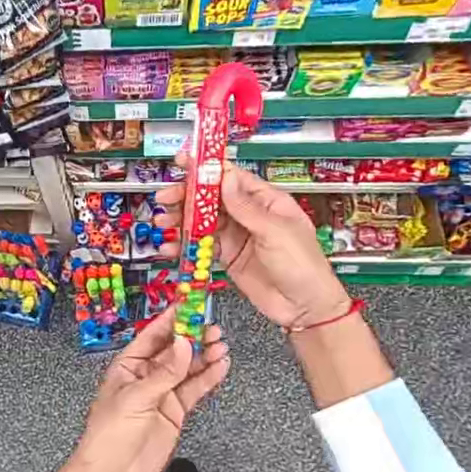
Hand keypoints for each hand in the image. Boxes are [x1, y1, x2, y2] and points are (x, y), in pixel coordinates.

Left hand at [20, 310, 228, 471]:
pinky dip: (209, 377)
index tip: (190, 305)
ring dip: (205, 355)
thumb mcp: (136, 397)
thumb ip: (165, 372)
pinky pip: (194, 388)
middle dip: (193, 337)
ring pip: (188, 368)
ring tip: (222, 344)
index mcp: (128, 365)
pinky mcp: (176, 411)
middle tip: (213, 326)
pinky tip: (221, 365)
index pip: (152, 335)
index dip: (171, 320)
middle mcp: (146, 375)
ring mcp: (162, 392)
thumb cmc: (111, 432)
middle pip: (174, 350)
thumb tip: (185, 344)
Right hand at [154, 156, 350, 328]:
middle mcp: (249, 216)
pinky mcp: (228, 257)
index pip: (231, 178)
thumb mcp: (275, 232)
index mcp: (266, 201)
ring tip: (164, 224)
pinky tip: (172, 247)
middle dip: (186, 197)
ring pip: (202, 222)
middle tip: (166, 198)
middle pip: (211, 199)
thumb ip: (246, 207)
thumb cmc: (304, 266)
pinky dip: (185, 246)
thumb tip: (226, 178)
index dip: (206, 170)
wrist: (306, 308)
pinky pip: (202, 246)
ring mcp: (237, 236)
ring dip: (181, 221)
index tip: (185, 162)